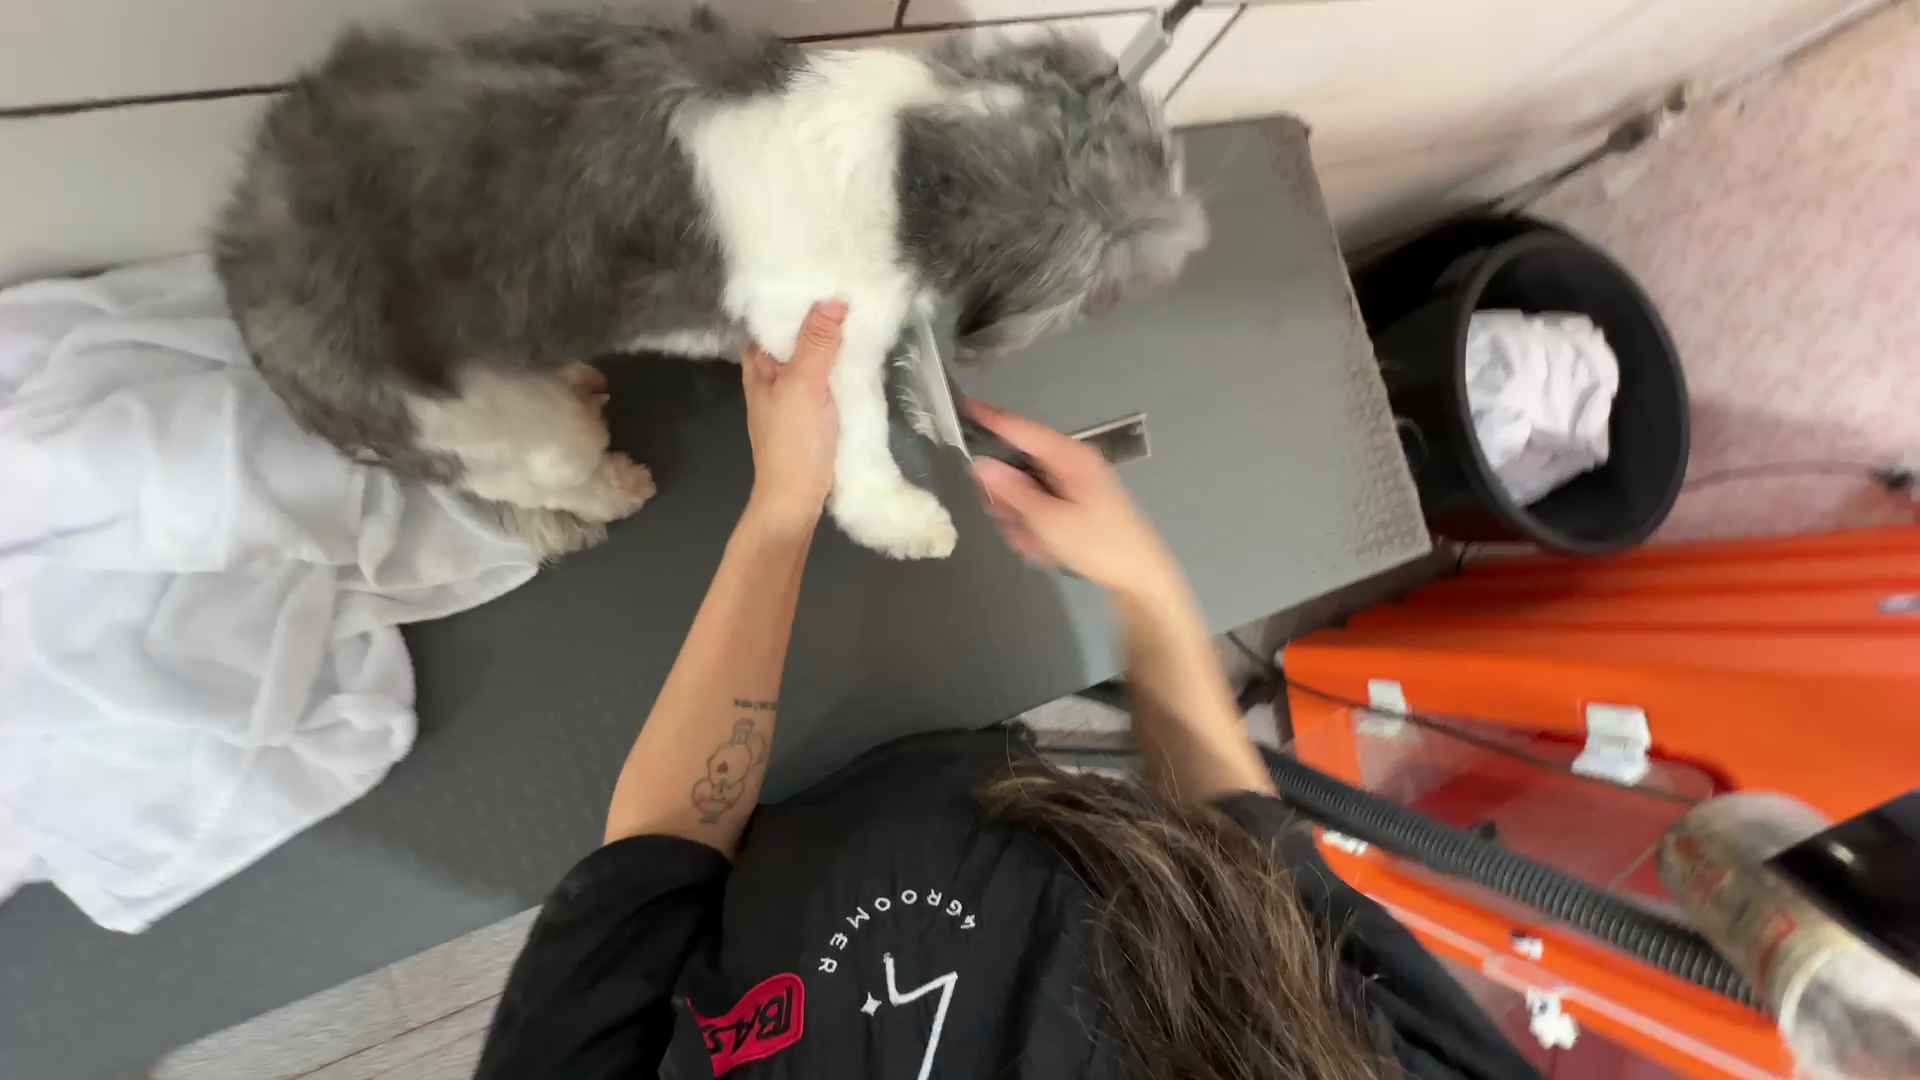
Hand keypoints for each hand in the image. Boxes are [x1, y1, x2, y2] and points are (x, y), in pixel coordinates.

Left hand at [741, 300, 844, 529]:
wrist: (797, 496)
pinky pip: (830, 378)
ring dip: (835, 340)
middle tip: (854, 285)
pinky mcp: (816, 410)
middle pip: (798, 334)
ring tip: (863, 310)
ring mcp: (795, 392)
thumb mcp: (804, 385)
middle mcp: (774, 372)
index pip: (774, 316)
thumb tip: (833, 297)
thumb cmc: (792, 440)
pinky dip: (843, 365)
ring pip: (816, 356)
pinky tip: (863, 352)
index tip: (826, 271)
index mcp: (759, 362)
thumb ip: (817, 342)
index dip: (797, 295)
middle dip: (822, 315)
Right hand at [969, 402, 1183, 600]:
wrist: (1139, 576)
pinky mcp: (1072, 504)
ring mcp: (1071, 484)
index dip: (989, 417)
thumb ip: (1011, 491)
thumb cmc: (1098, 544)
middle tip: (1007, 521)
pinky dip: (1032, 526)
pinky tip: (1043, 547)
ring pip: (1024, 490)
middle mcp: (1069, 463)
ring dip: (1018, 516)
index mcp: (1068, 456)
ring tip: (1034, 542)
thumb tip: (979, 463)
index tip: (960, 405)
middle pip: (1018, 464)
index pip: (1021, 428)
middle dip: (1005, 494)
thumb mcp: (1048, 520)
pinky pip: (1037, 507)